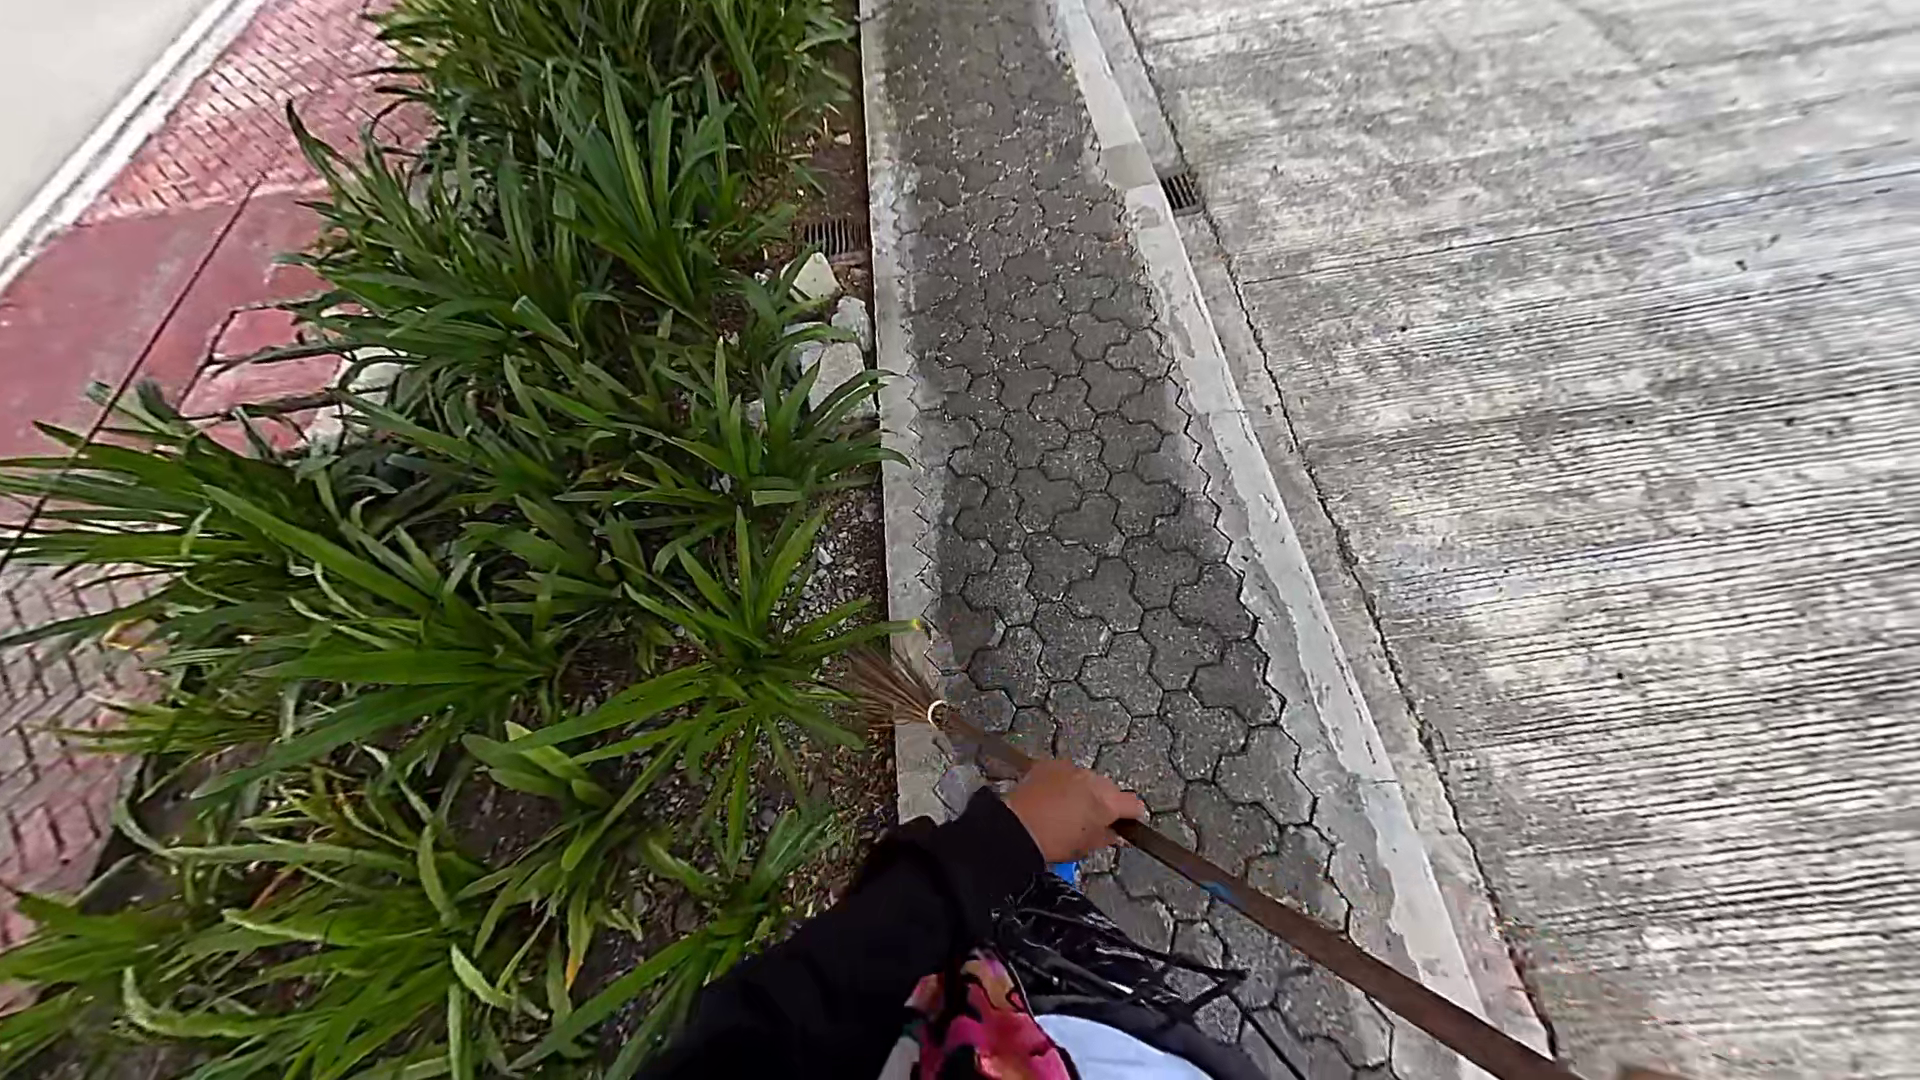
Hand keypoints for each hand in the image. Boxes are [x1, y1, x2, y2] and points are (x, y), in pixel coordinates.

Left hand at [1002, 759, 1147, 861]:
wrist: (1018, 826)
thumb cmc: (1054, 841)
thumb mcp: (1087, 846)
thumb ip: (1107, 836)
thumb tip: (1115, 833)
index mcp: (1107, 802)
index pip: (1134, 804)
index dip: (1132, 815)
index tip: (1127, 822)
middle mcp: (1092, 779)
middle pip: (1110, 788)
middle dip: (1105, 801)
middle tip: (1093, 818)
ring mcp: (1071, 768)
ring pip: (1087, 778)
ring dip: (1084, 789)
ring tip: (1069, 806)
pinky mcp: (1051, 763)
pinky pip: (1065, 771)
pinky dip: (1064, 780)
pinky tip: (1053, 795)